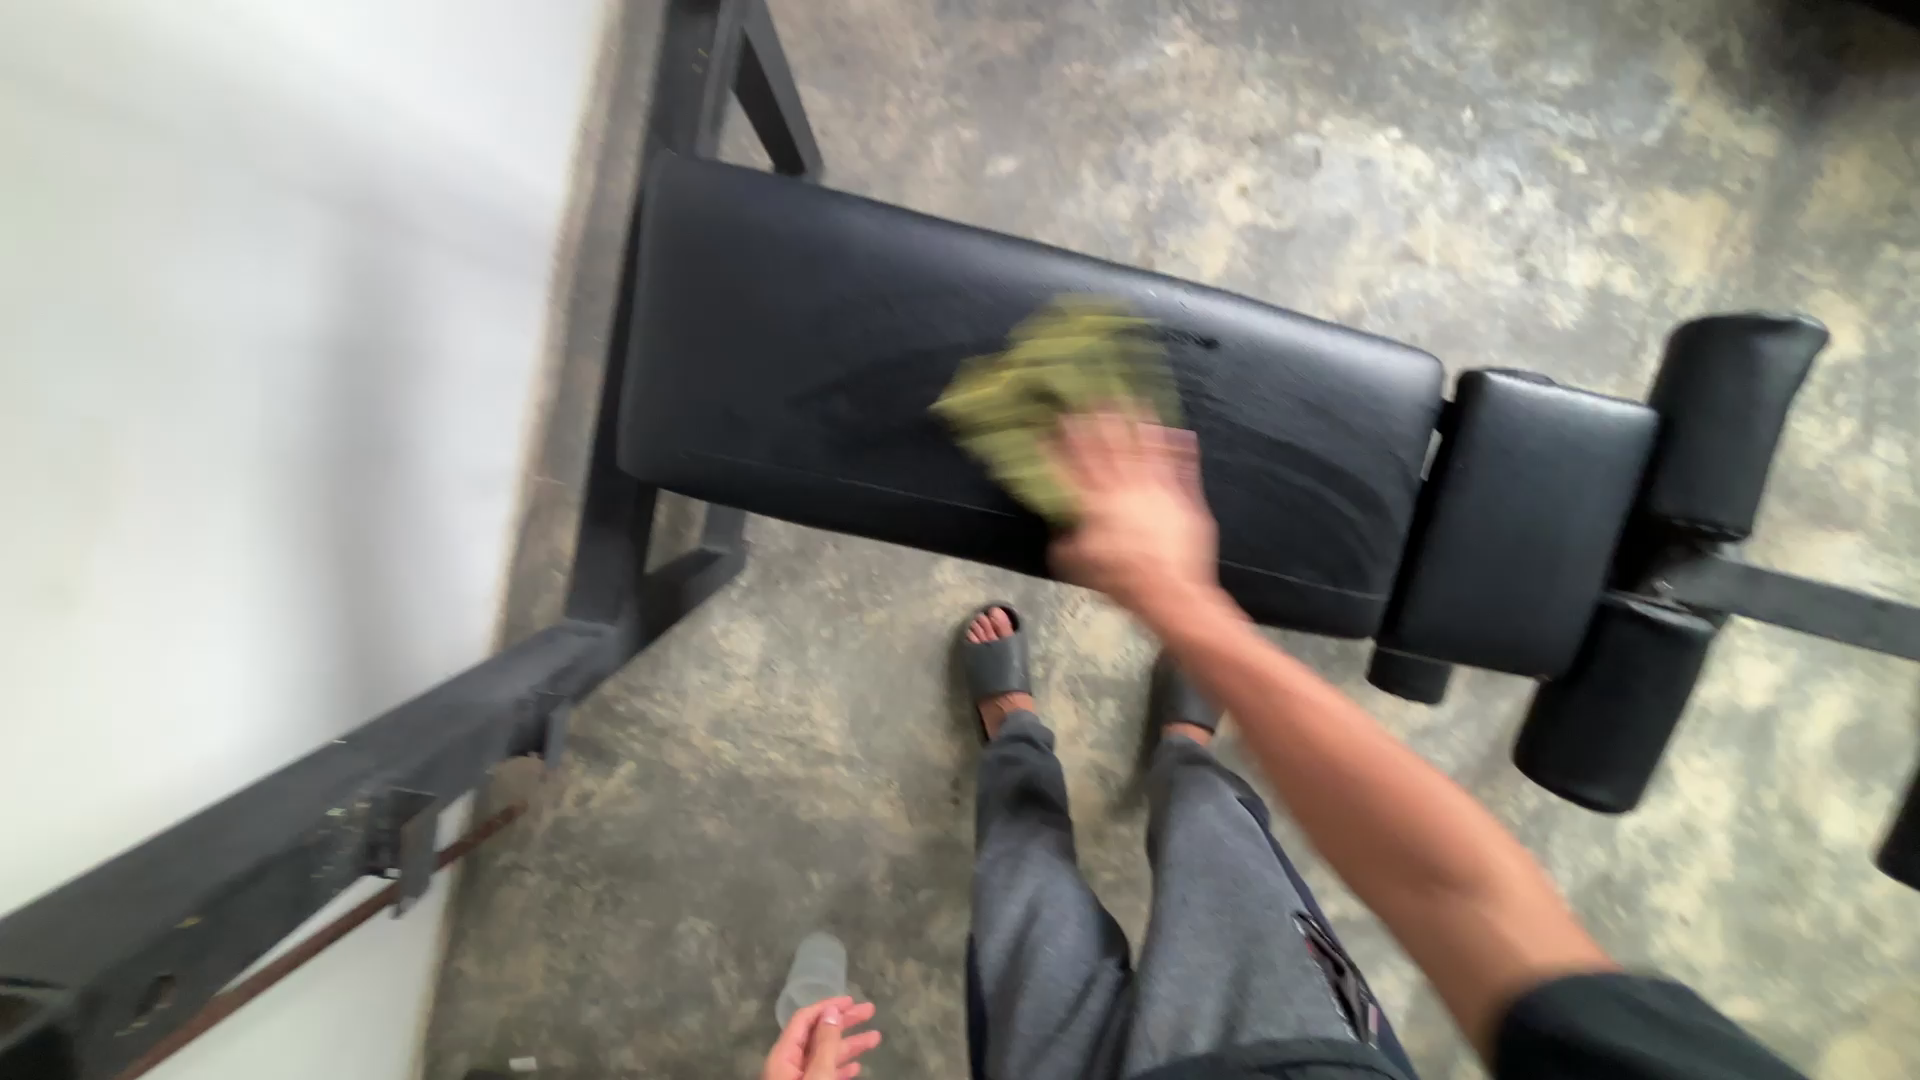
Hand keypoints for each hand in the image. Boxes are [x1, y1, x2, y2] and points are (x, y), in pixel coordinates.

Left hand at [760, 997, 880, 1079]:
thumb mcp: (817, 1079)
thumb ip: (824, 1045)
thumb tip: (831, 1011)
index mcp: (782, 1059)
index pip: (804, 1020)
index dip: (828, 1006)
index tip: (852, 1000)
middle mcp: (787, 1069)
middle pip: (817, 1036)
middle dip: (844, 1023)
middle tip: (870, 1011)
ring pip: (824, 1058)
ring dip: (849, 1046)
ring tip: (876, 1038)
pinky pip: (824, 1077)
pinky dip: (841, 1069)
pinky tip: (858, 1069)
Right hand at [1048, 405, 1219, 619]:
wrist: (1169, 591)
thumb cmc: (1122, 582)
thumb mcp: (1081, 567)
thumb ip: (1069, 546)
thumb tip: (1061, 536)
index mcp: (1097, 505)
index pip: (1076, 467)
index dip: (1064, 443)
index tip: (1056, 422)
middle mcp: (1126, 490)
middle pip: (1110, 448)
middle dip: (1099, 420)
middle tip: (1094, 397)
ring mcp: (1158, 491)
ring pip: (1146, 449)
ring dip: (1140, 424)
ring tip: (1138, 401)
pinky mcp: (1184, 501)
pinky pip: (1183, 469)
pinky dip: (1182, 450)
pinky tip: (1183, 433)